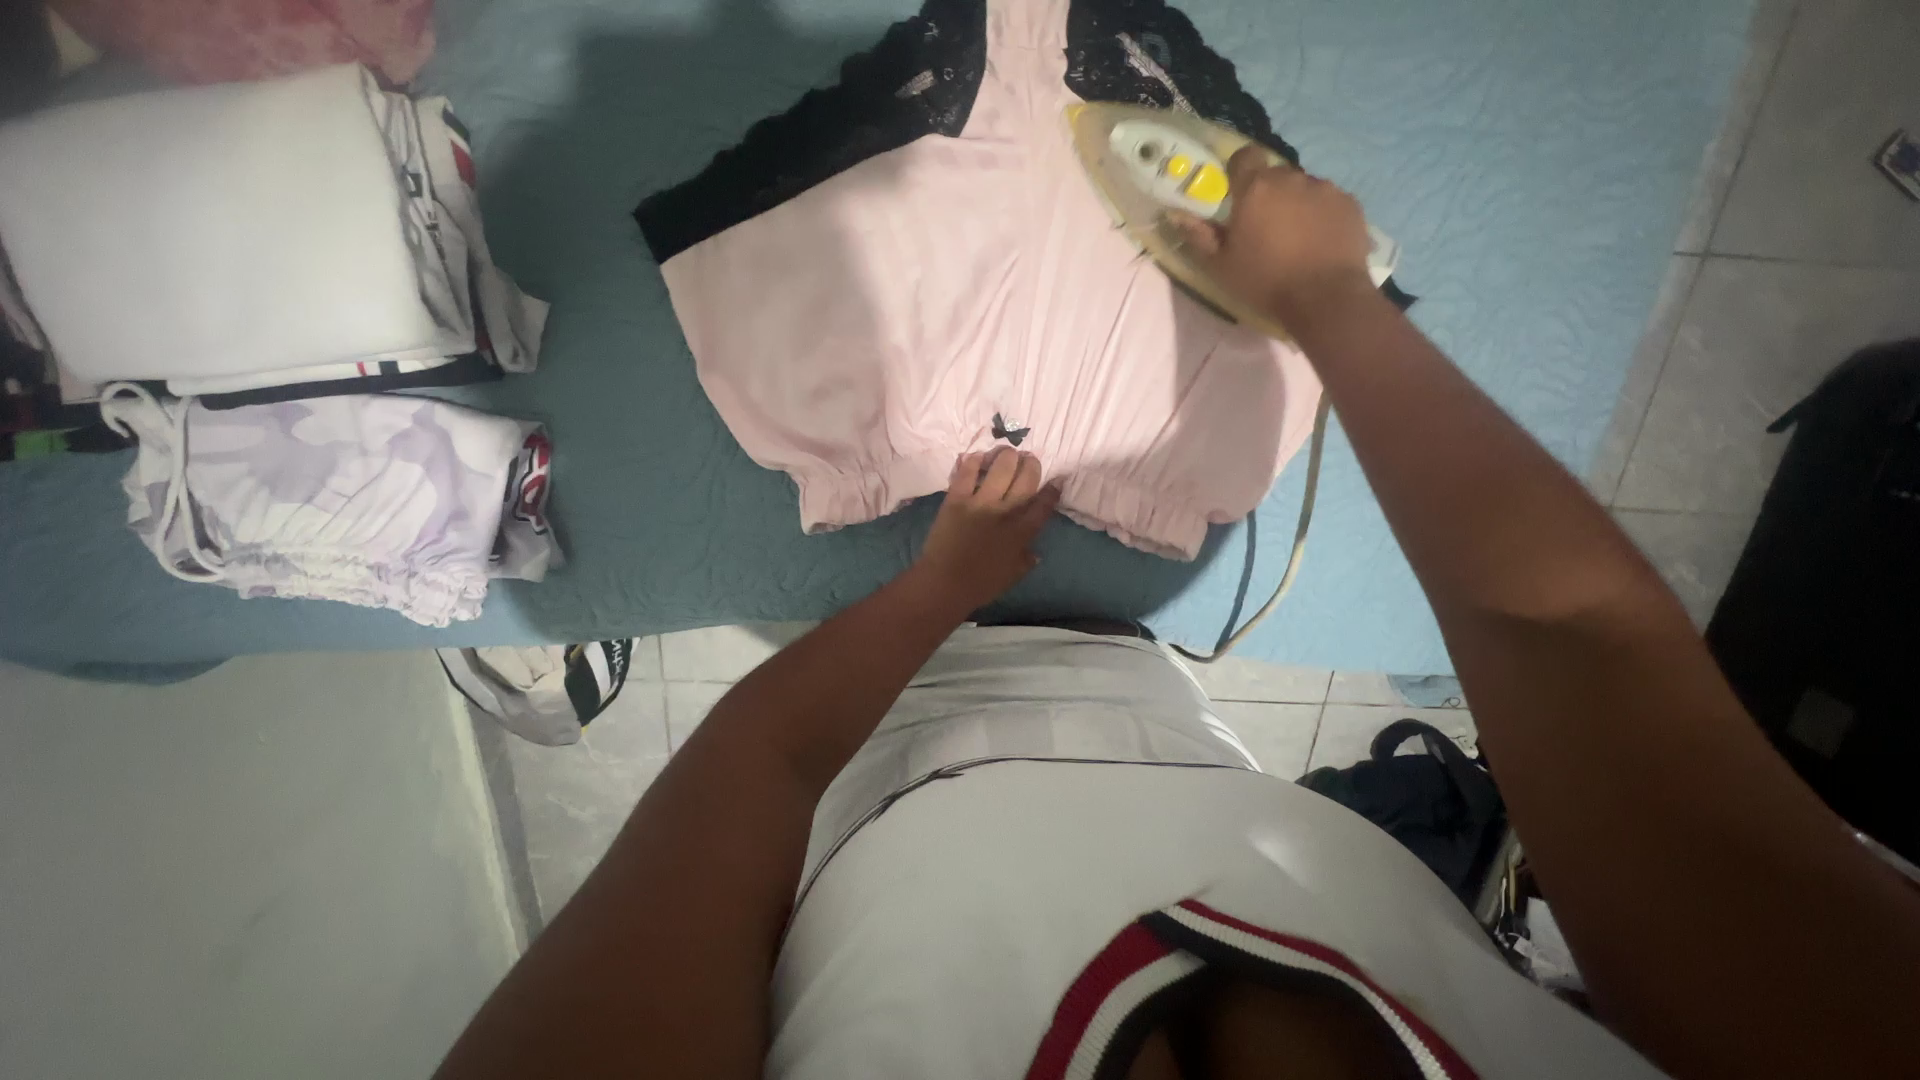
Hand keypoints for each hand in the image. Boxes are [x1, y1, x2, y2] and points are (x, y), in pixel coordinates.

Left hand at [910, 448, 1060, 614]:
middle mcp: (1005, 513)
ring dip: (1007, 456)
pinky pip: (967, 474)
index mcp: (1021, 534)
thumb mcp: (1012, 576)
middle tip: (1030, 458)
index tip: (1056, 480)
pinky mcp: (956, 500)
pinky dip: (973, 461)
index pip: (1043, 506)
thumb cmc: (981, 585)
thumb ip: (1026, 560)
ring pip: (1000, 469)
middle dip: (1031, 465)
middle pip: (1025, 480)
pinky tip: (978, 456)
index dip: (1052, 490)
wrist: (944, 584)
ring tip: (1008, 452)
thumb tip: (1035, 552)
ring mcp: (980, 503)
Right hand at [1169, 146, 1374, 324]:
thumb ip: (1199, 236)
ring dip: (1296, 204)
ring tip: (1296, 238)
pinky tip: (1319, 243)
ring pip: (1303, 187)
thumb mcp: (1221, 266)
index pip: (1244, 156)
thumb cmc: (1265, 282)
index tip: (1235, 193)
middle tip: (1264, 227)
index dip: (1238, 170)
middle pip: (1275, 174)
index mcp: (1255, 188)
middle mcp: (1291, 178)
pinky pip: (1329, 201)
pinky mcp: (1350, 203)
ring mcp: (1325, 188)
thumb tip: (1176, 215)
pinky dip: (1321, 215)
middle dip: (1268, 193)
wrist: (1325, 297)